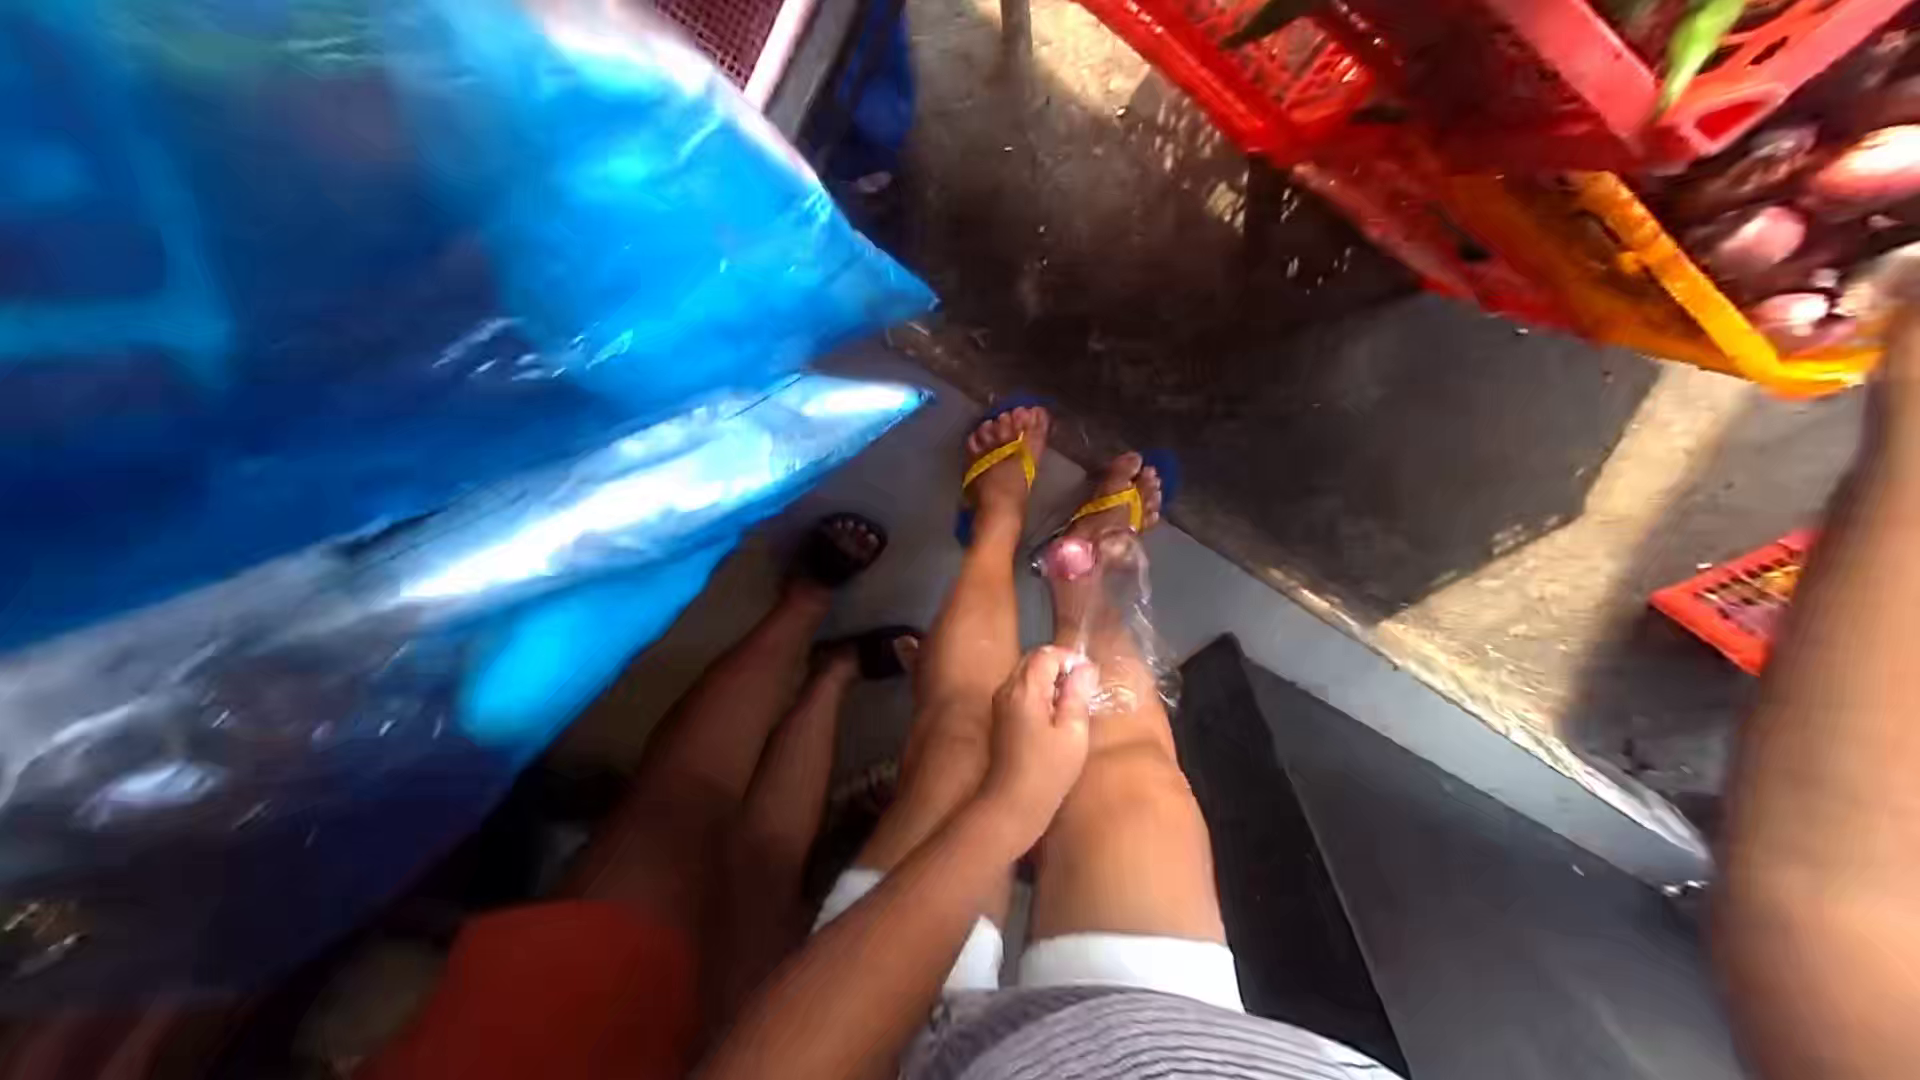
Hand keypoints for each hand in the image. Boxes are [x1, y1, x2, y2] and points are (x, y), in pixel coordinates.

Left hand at [976, 646, 1097, 851]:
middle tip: (1083, 686)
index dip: (1069, 658)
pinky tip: (1055, 715)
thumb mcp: (1073, 733)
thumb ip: (1077, 695)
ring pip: (1025, 675)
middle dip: (1059, 665)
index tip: (1089, 674)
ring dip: (1049, 679)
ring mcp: (1000, 703)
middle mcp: (1007, 689)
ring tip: (1073, 701)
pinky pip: (1020, 691)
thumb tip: (1084, 668)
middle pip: (1032, 660)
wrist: (1011, 804)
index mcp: (1025, 689)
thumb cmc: (1048, 770)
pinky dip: (1039, 692)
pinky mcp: (1000, 717)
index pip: (1045, 654)